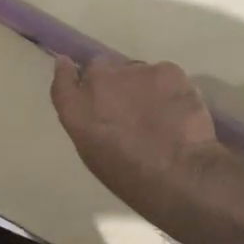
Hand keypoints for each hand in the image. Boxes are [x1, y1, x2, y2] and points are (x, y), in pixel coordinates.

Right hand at [50, 55, 224, 201]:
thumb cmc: (131, 177)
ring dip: (140, 86)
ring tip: (159, 112)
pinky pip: (164, 75)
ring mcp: (132, 71)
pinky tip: (179, 110)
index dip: (67, 71)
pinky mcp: (166, 70)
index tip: (70, 67)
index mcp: (76, 110)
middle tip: (125, 103)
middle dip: (109, 80)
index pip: (63, 79)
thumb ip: (87, 122)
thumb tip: (92, 107)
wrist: (178, 173)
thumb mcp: (94, 154)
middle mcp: (98, 81)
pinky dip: (169, 88)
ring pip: (135, 72)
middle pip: (100, 67)